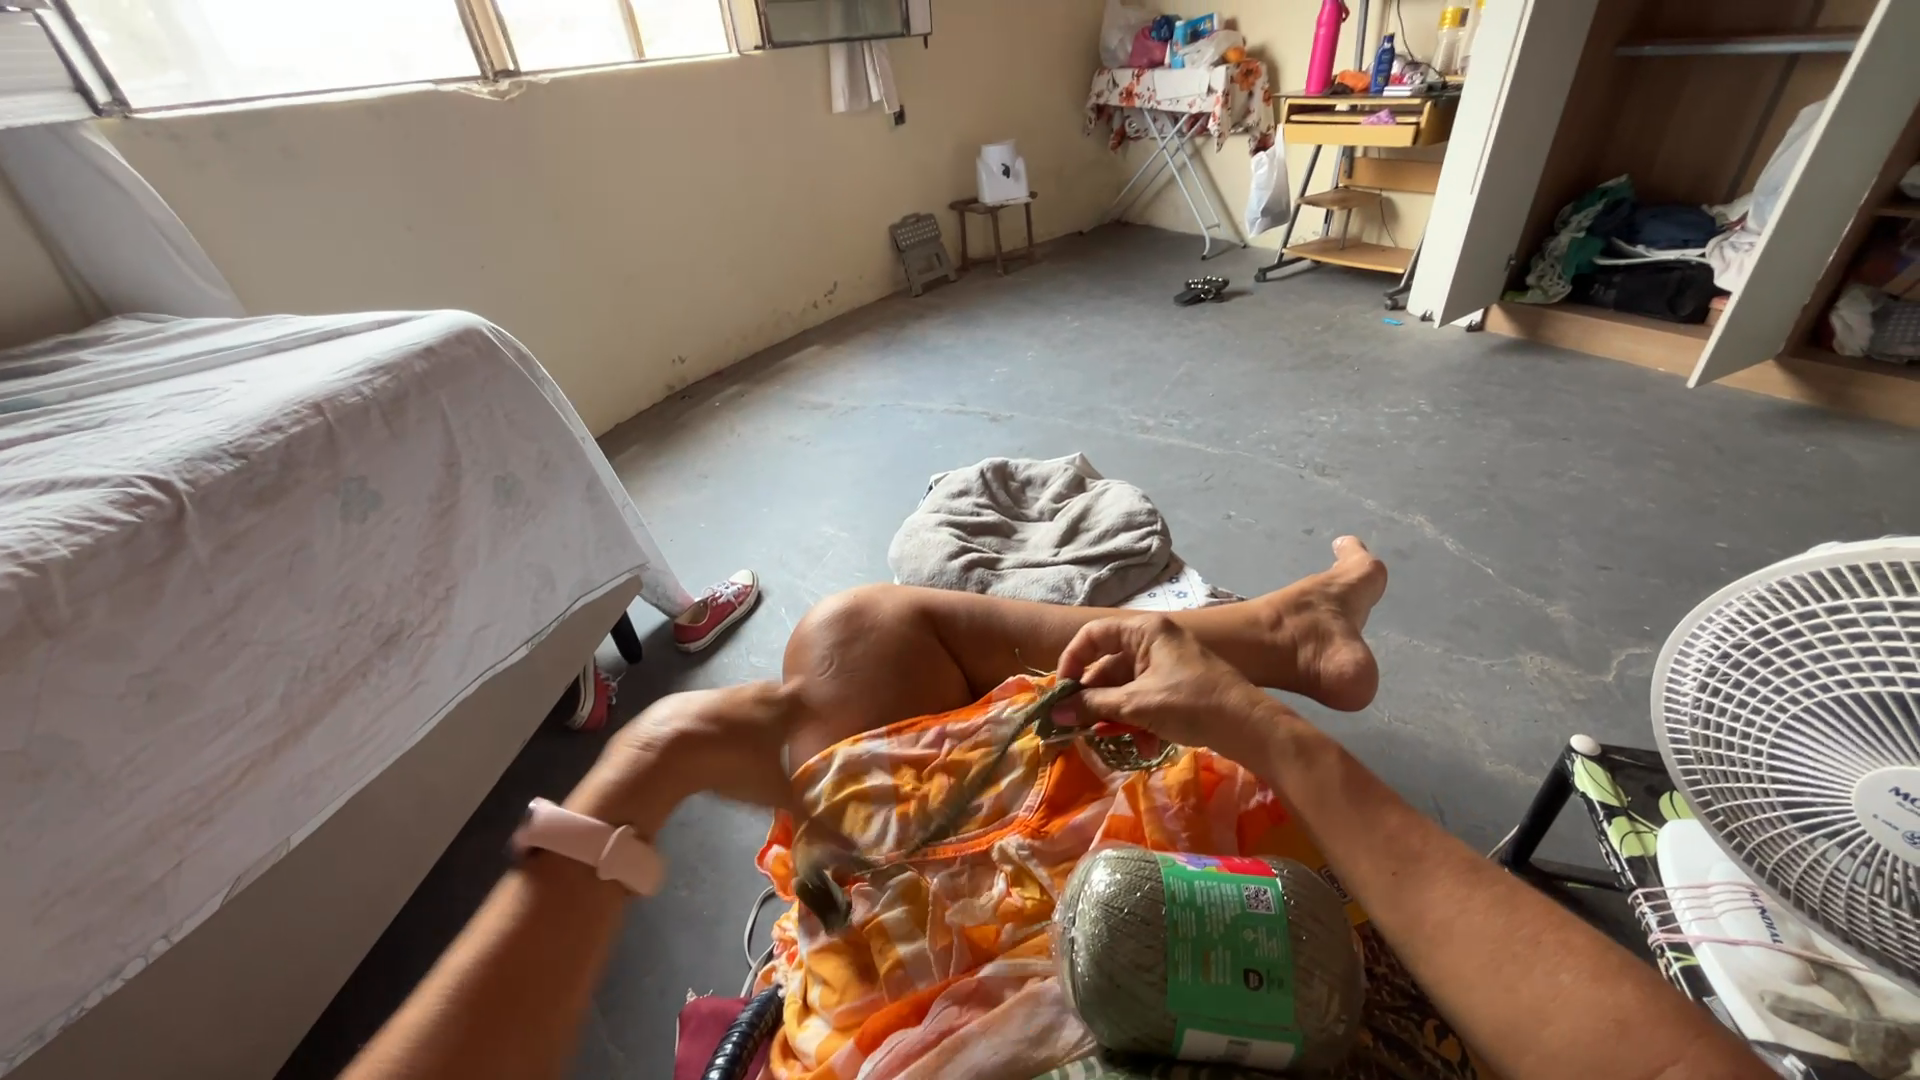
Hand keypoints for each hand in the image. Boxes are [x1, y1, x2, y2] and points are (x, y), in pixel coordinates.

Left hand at [565, 685, 800, 831]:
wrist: (670, 743)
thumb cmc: (734, 762)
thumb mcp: (773, 792)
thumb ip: (803, 808)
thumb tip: (830, 830)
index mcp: (790, 705)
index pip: (816, 706)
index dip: (819, 723)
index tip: (819, 738)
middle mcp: (766, 689)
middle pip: (788, 701)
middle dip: (791, 721)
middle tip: (791, 745)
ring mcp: (733, 690)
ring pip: (757, 703)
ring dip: (760, 720)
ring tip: (757, 747)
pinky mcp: (704, 697)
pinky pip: (729, 709)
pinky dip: (731, 724)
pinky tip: (724, 745)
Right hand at [1055, 616, 1293, 765]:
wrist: (1250, 727)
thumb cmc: (1191, 703)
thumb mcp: (1137, 705)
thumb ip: (1093, 706)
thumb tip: (1056, 712)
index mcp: (1144, 631)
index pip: (1092, 636)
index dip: (1072, 662)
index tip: (1062, 692)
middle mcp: (1154, 641)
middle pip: (1108, 666)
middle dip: (1095, 700)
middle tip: (1079, 727)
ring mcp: (1167, 664)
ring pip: (1125, 688)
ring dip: (1117, 716)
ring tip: (1114, 742)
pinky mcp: (1178, 687)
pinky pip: (1144, 699)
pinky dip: (1139, 721)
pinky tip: (1145, 747)